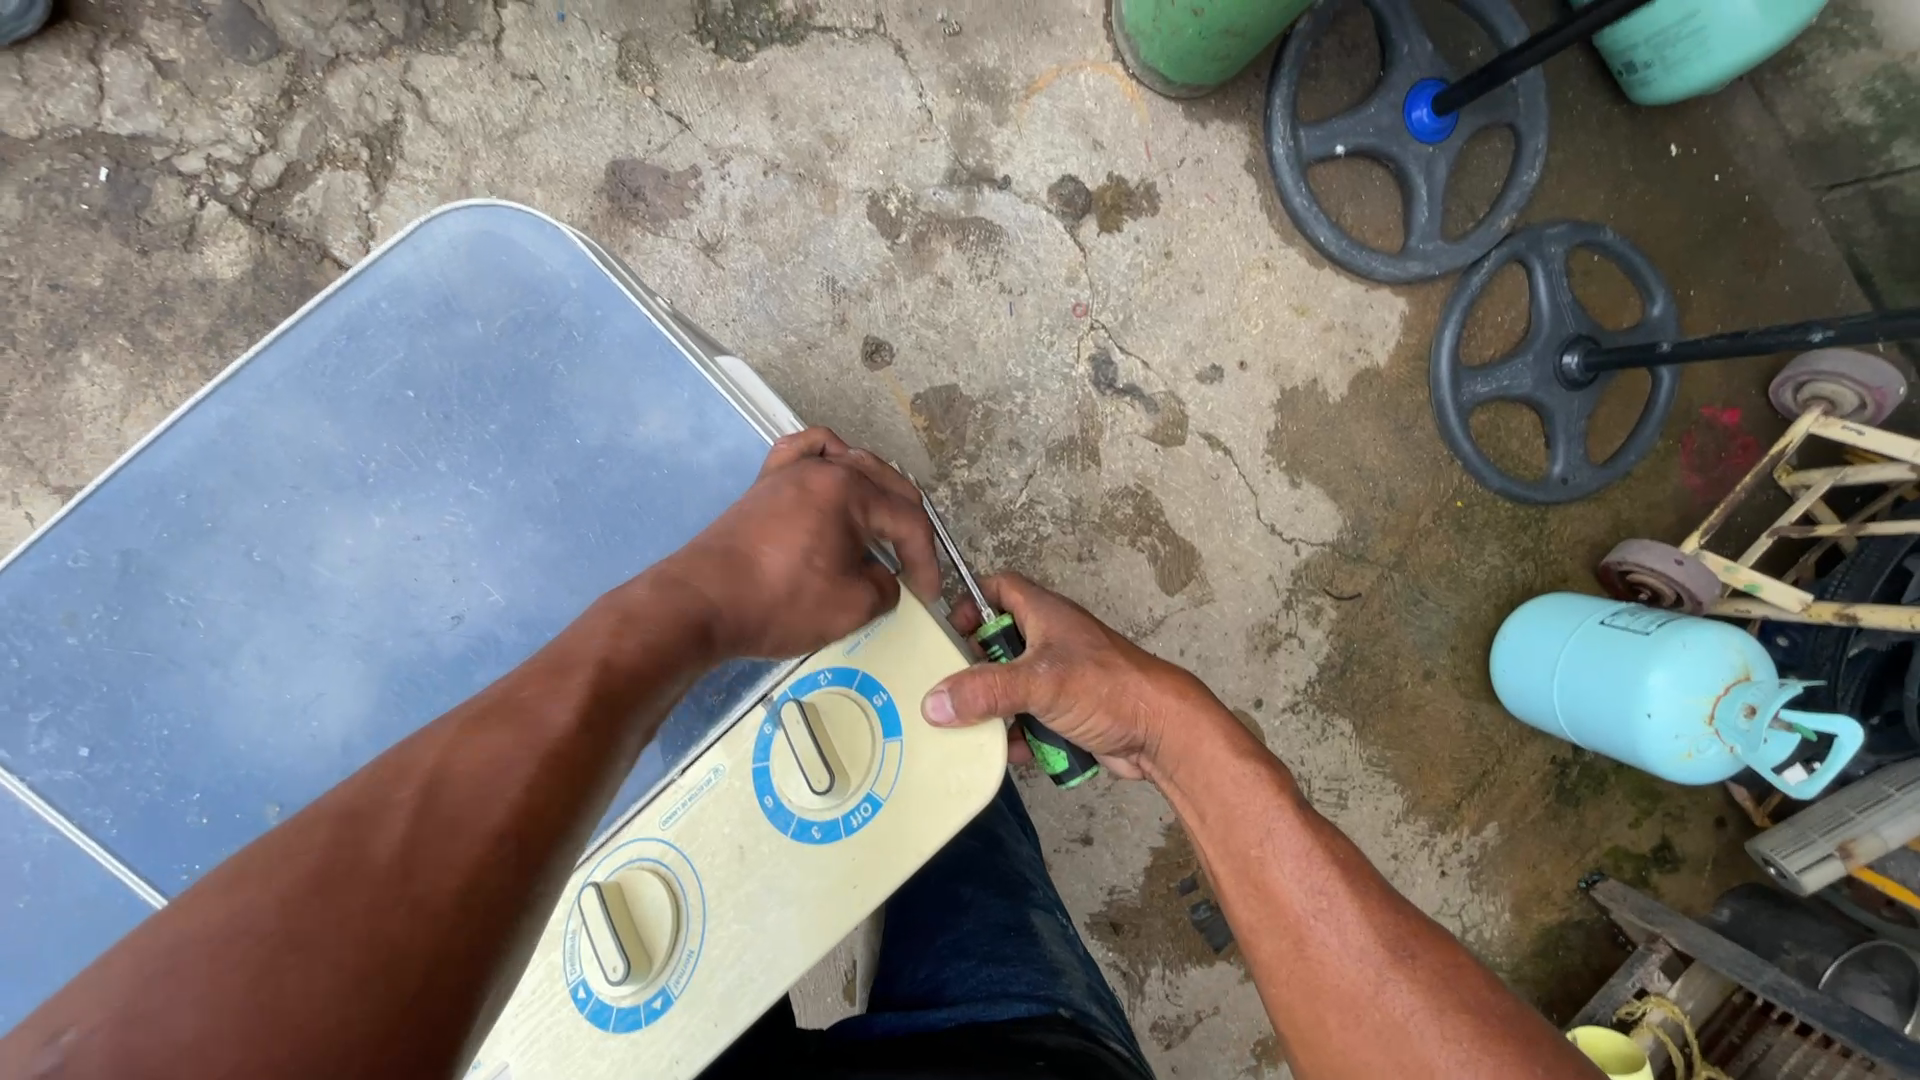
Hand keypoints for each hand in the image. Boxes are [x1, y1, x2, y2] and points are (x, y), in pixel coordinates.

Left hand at [637, 428, 939, 659]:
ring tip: (884, 525)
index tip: (928, 595)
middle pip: (887, 485)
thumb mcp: (852, 606)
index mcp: (851, 490)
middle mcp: (824, 468)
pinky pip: (804, 452)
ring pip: (851, 462)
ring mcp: (791, 470)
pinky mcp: (765, 484)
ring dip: (878, 493)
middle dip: (909, 525)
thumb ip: (886, 587)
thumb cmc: (780, 602)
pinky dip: (828, 457)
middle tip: (915, 564)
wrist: (700, 603)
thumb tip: (882, 578)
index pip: (909, 521)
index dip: (927, 560)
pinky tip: (833, 472)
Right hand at [919, 572, 1220, 779]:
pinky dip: (1017, 734)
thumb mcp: (1039, 682)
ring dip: (994, 708)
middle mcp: (1049, 640)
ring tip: (969, 727)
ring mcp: (1058, 677)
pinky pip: (1028, 718)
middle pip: (997, 642)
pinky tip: (1008, 752)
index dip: (971, 603)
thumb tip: (934, 703)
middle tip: (951, 689)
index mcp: (1044, 614)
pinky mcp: (1066, 711)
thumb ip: (986, 691)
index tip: (949, 634)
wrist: (1161, 732)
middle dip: (974, 668)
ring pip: (1010, 685)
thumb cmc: (1107, 688)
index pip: (998, 587)